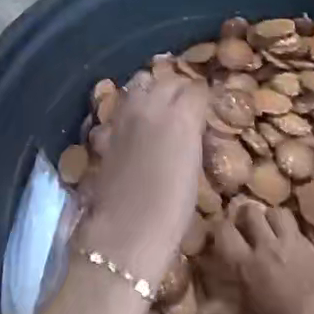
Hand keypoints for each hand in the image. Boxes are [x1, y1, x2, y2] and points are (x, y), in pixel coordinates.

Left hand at [77, 77, 207, 284]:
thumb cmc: (171, 210)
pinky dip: (130, 110)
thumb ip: (192, 135)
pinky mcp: (104, 131)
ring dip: (152, 91)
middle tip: (188, 107)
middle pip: (168, 80)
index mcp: (181, 115)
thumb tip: (193, 125)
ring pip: (140, 85)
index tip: (209, 109)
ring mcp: (123, 116)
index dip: (204, 98)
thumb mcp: (194, 169)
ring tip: (161, 108)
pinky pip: (121, 108)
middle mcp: (150, 106)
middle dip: (180, 89)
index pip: (197, 88)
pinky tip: (135, 127)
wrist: (125, 233)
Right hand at [213, 203, 313, 313]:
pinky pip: (296, 226)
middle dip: (243, 217)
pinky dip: (288, 228)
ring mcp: (293, 245)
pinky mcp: (313, 248)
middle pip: (250, 212)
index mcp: (245, 266)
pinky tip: (288, 244)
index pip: (223, 231)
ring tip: (267, 232)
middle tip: (242, 231)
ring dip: (268, 218)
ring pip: (276, 212)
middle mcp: (267, 248)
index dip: (217, 230)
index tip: (217, 239)